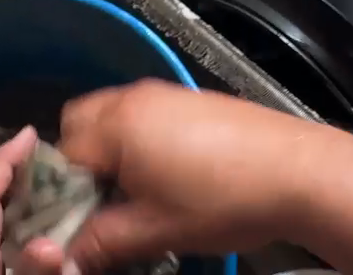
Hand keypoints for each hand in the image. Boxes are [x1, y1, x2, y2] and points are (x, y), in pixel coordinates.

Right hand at [19, 80, 336, 273]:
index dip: (59, 192)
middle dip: (78, 165)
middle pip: (79, 123)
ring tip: (130, 197)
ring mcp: (160, 94)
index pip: (61, 152)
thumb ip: (100, 243)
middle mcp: (132, 98)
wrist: (293, 168)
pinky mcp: (184, 100)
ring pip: (109, 118)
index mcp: (117, 124)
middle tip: (98, 207)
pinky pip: (138, 115)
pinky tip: (159, 179)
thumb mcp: (154, 230)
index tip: (73, 225)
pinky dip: (133, 143)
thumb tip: (63, 258)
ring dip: (106, 153)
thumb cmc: (220, 199)